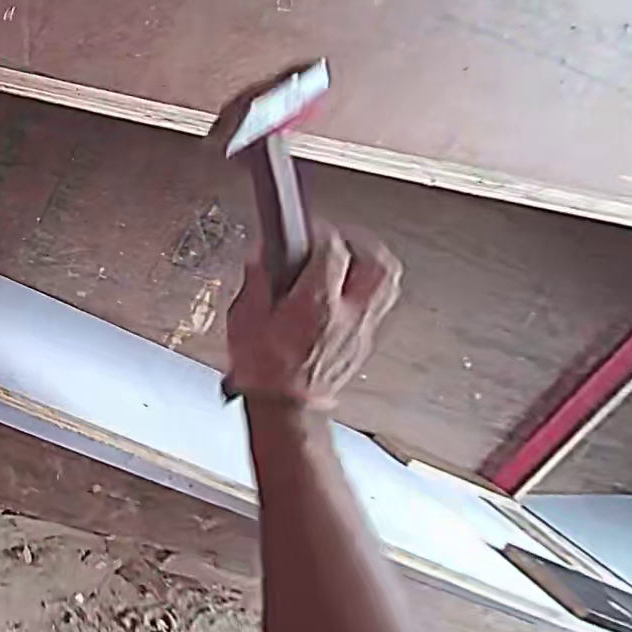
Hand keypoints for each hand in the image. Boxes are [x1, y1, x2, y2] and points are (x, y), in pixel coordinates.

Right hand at [226, 227, 400, 410]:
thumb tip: (262, 257)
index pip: (331, 250)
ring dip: (370, 262)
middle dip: (359, 242)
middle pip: (377, 262)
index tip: (306, 227)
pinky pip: (378, 303)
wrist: (285, 404)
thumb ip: (257, 281)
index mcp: (316, 302)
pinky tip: (345, 290)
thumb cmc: (263, 366)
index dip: (319, 232)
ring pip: (387, 281)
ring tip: (349, 256)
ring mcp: (362, 326)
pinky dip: (365, 287)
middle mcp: (348, 311)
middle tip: (339, 236)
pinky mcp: (365, 340)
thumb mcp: (244, 315)